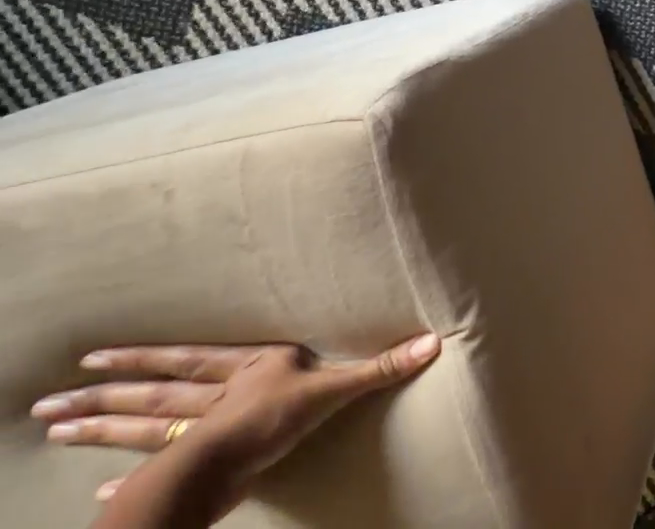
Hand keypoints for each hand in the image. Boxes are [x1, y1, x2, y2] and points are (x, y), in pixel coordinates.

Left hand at [33, 334, 439, 500]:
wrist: (230, 468)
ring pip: (141, 427)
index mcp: (250, 371)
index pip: (197, 358)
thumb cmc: (275, 420)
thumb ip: (379, 368)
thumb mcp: (333, 389)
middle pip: (156, 393)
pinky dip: (126, 474)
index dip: (152, 356)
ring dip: (98, 428)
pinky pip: (154, 469)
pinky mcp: (193, 467)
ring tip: (55, 427)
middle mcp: (217, 397)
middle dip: (108, 392)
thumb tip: (434, 342)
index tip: (101, 354)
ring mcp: (197, 434)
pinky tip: (99, 484)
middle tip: (50, 399)